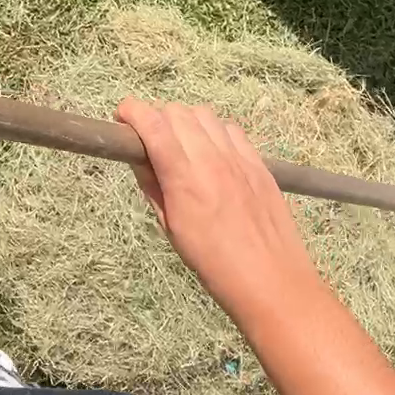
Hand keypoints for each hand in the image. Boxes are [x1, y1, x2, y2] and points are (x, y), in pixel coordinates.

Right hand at [114, 98, 319, 318]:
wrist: (273, 283)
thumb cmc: (214, 264)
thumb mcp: (171, 229)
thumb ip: (152, 187)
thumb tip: (138, 158)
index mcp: (184, 180)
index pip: (153, 125)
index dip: (132, 110)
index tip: (121, 117)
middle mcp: (211, 160)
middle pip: (176, 112)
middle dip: (155, 117)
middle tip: (151, 139)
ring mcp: (238, 158)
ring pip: (203, 113)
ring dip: (184, 120)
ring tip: (182, 143)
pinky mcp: (259, 162)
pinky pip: (230, 128)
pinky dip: (213, 130)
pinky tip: (212, 151)